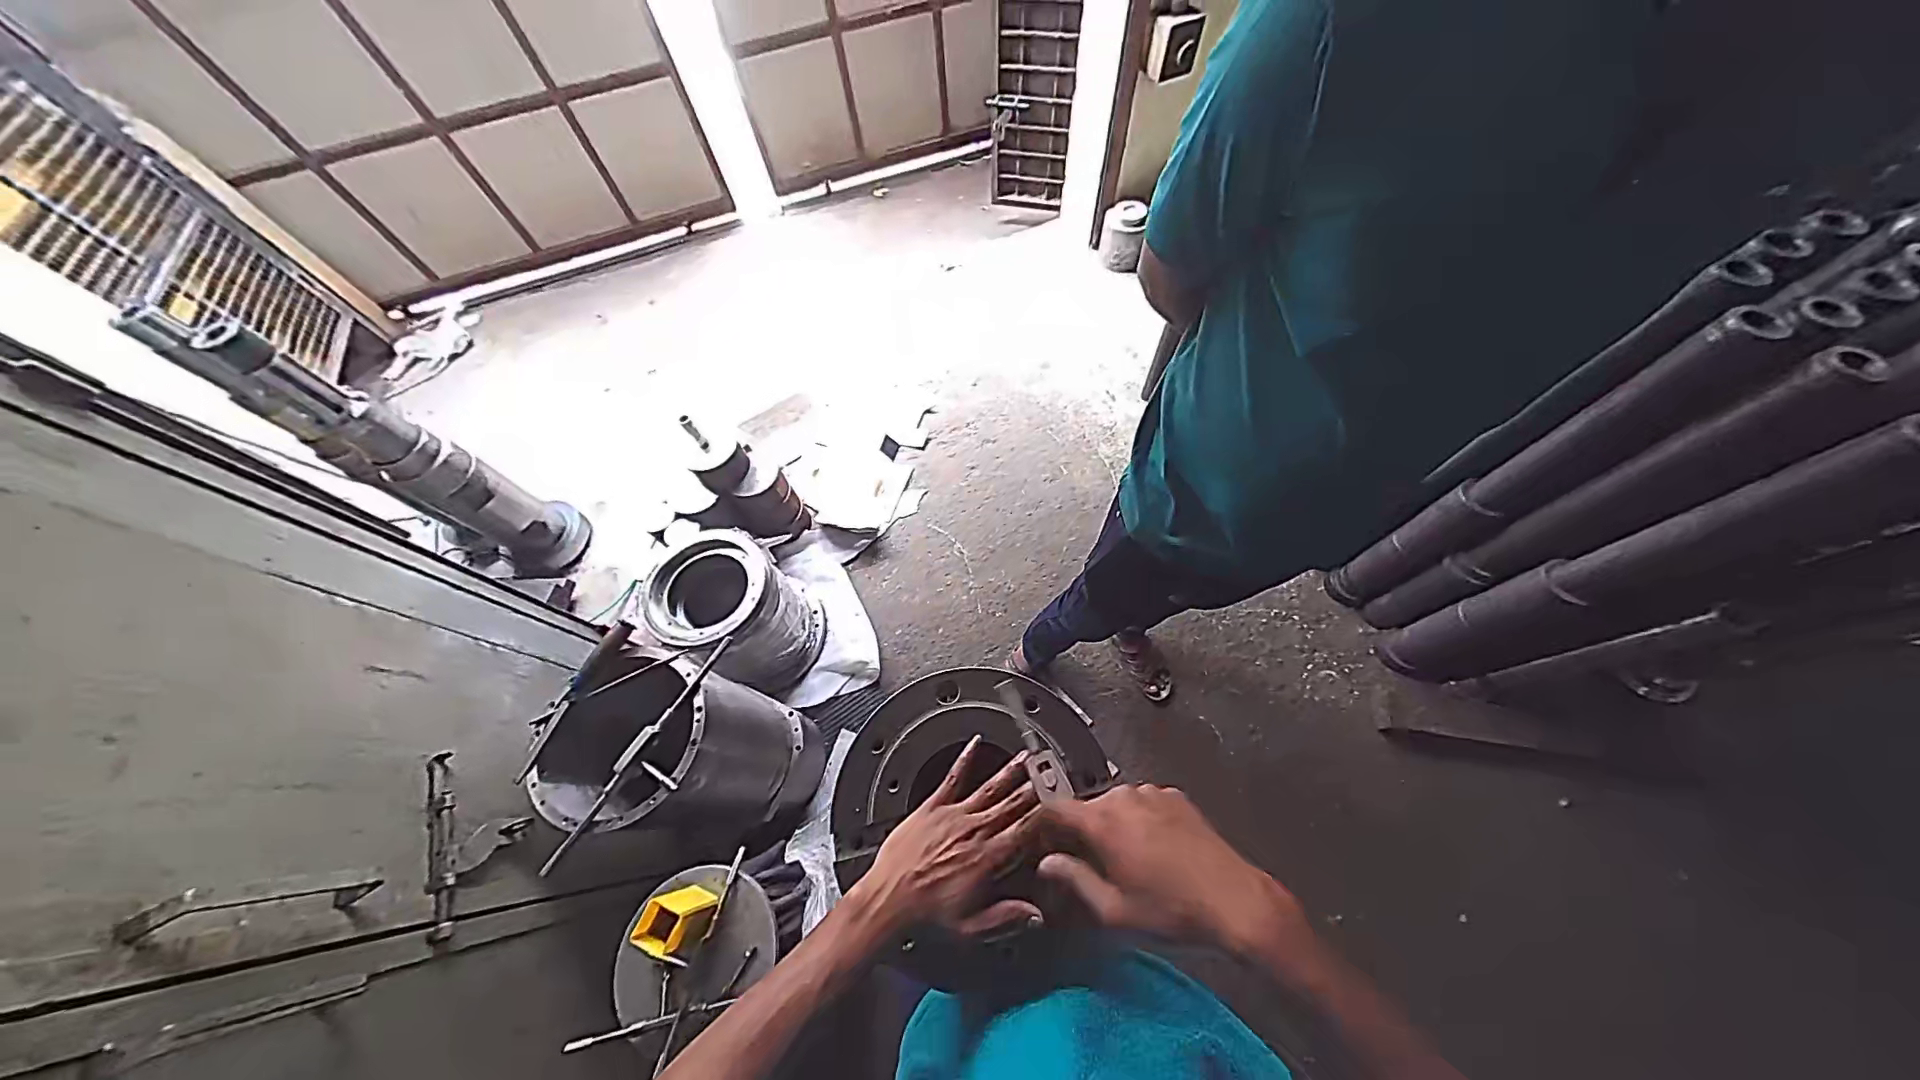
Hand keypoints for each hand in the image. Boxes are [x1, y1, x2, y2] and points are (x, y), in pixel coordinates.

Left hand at [848, 736, 1043, 936]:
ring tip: (1027, 757)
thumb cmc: (925, 915)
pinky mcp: (932, 807)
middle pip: (1012, 804)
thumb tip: (1035, 914)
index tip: (1061, 804)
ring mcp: (953, 816)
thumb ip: (1006, 917)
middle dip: (1034, 787)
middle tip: (1051, 770)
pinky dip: (965, 758)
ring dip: (1010, 771)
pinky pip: (953, 777)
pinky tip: (975, 743)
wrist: (887, 900)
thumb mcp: (971, 927)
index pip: (1025, 831)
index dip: (1045, 816)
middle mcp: (974, 832)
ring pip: (990, 788)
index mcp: (987, 859)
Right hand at [1038, 784, 1312, 956]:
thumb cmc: (1174, 911)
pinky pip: (1143, 804)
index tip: (1038, 840)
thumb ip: (1074, 880)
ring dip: (1111, 826)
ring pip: (1115, 805)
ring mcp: (1153, 794)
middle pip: (1085, 807)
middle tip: (1084, 863)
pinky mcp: (1176, 798)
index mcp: (1103, 821)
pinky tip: (1152, 851)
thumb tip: (1050, 864)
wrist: (1236, 902)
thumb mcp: (1113, 910)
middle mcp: (1125, 797)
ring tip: (1124, 862)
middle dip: (1080, 832)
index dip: (1040, 824)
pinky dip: (1138, 821)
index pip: (1054, 808)